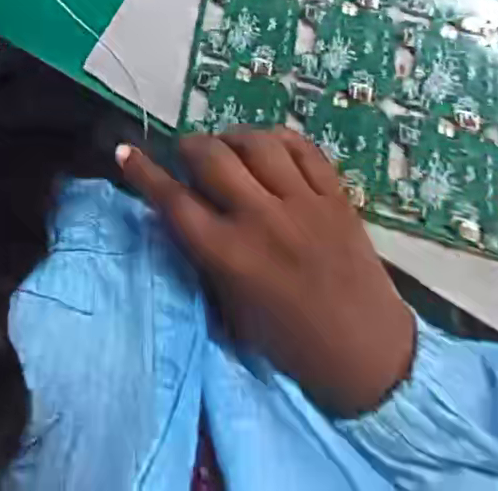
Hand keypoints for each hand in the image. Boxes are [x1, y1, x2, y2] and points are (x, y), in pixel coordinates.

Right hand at [117, 128, 416, 416]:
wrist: (372, 361)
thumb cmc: (288, 340)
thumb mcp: (228, 302)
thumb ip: (199, 250)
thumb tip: (172, 208)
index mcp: (230, 254)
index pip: (172, 198)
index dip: (142, 170)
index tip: (125, 150)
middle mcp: (262, 220)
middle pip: (210, 155)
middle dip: (188, 146)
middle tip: (188, 157)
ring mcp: (304, 204)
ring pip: (255, 141)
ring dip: (231, 138)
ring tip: (228, 148)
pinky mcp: (337, 198)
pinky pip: (301, 147)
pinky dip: (276, 139)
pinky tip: (267, 149)